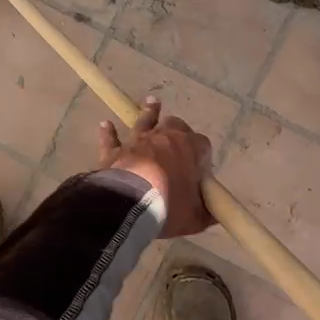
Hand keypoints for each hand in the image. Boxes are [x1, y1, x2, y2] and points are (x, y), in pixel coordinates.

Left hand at [96, 96, 214, 238]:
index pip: (202, 145)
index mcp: (188, 149)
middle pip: (175, 124)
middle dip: (179, 128)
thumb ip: (205, 214)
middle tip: (179, 134)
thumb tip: (214, 215)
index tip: (200, 171)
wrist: (128, 205)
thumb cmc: (167, 206)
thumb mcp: (194, 218)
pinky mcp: (114, 151)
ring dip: (149, 113)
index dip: (202, 157)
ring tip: (152, 102)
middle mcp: (163, 138)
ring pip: (145, 121)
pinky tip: (105, 124)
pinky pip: (111, 138)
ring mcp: (136, 141)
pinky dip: (108, 132)